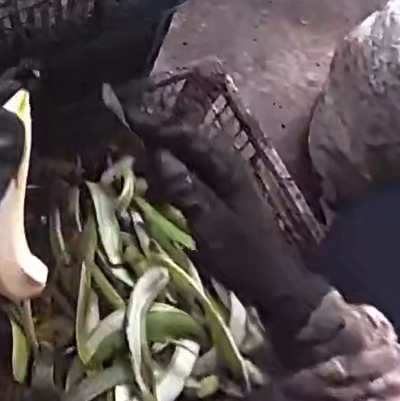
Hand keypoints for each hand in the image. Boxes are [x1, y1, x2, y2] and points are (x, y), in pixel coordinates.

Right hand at [131, 113, 330, 347]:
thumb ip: (184, 186)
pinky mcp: (219, 193)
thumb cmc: (243, 254)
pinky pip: (190, 169)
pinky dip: (170, 166)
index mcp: (226, 165)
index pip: (186, 134)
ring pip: (188, 152)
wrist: (273, 283)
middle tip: (126, 125)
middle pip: (187, 138)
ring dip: (162, 147)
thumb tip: (156, 153)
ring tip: (135, 145)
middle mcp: (226, 164)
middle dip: (157, 131)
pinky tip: (155, 175)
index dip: (156, 125)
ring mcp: (225, 178)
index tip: (127, 117)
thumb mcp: (210, 221)